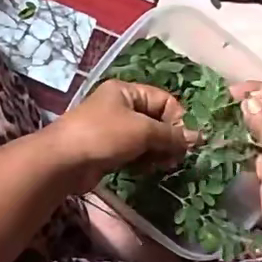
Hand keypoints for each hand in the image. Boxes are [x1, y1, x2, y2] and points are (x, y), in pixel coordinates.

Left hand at [46, 79, 194, 191]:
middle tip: (176, 158)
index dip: (178, 119)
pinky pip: (134, 152)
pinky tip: (145, 170)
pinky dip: (143, 160)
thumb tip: (198, 137)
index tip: (187, 142)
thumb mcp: (142, 130)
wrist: (63, 161)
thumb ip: (171, 134)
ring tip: (162, 165)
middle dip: (169, 138)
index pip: (164, 100)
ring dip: (157, 151)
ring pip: (146, 138)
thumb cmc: (103, 136)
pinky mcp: (108, 150)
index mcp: (125, 91)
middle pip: (156, 120)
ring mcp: (112, 129)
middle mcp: (119, 106)